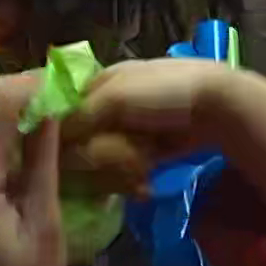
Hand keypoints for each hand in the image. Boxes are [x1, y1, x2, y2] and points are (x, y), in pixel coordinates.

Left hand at [0, 73, 64, 265]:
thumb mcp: (44, 229)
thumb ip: (44, 163)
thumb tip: (53, 110)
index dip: (32, 83)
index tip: (71, 83)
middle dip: (25, 87)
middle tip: (68, 93)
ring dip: (17, 103)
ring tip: (59, 109)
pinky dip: (9, 125)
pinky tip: (38, 134)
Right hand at [59, 59, 243, 192]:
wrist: (214, 105)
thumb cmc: (160, 92)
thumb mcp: (113, 97)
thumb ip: (78, 117)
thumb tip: (50, 141)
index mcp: (98, 82)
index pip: (64, 110)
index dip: (60, 133)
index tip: (56, 156)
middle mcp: (110, 105)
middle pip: (83, 139)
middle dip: (94, 155)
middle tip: (109, 165)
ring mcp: (130, 129)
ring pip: (103, 157)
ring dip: (116, 168)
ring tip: (135, 171)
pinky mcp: (147, 150)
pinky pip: (125, 168)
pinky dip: (131, 176)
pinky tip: (142, 183)